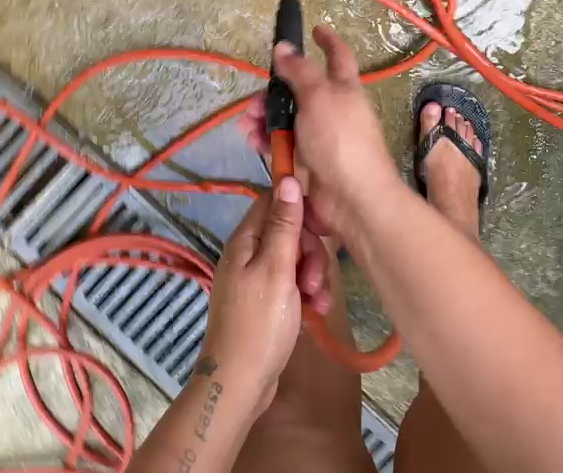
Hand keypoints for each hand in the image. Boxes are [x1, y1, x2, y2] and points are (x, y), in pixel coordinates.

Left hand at [201, 176, 312, 417]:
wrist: (240, 384)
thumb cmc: (259, 324)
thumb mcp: (277, 270)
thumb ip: (284, 225)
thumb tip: (287, 177)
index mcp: (245, 241)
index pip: (273, 203)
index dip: (299, 210)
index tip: (322, 228)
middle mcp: (247, 255)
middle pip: (287, 233)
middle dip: (310, 253)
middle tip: (316, 279)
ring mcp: (254, 280)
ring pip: (293, 261)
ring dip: (312, 277)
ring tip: (318, 302)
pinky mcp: (264, 303)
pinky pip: (290, 285)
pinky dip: (305, 295)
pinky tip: (315, 312)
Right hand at [241, 26, 401, 234]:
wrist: (353, 198)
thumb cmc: (341, 139)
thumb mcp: (319, 96)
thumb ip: (299, 71)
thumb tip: (283, 47)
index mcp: (343, 88)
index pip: (338, 56)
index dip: (327, 41)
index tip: (315, 29)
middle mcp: (332, 109)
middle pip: (299, 90)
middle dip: (274, 90)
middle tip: (255, 98)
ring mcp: (318, 136)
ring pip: (286, 117)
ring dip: (263, 116)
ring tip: (246, 123)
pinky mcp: (306, 160)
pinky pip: (281, 143)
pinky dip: (265, 139)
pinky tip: (251, 140)